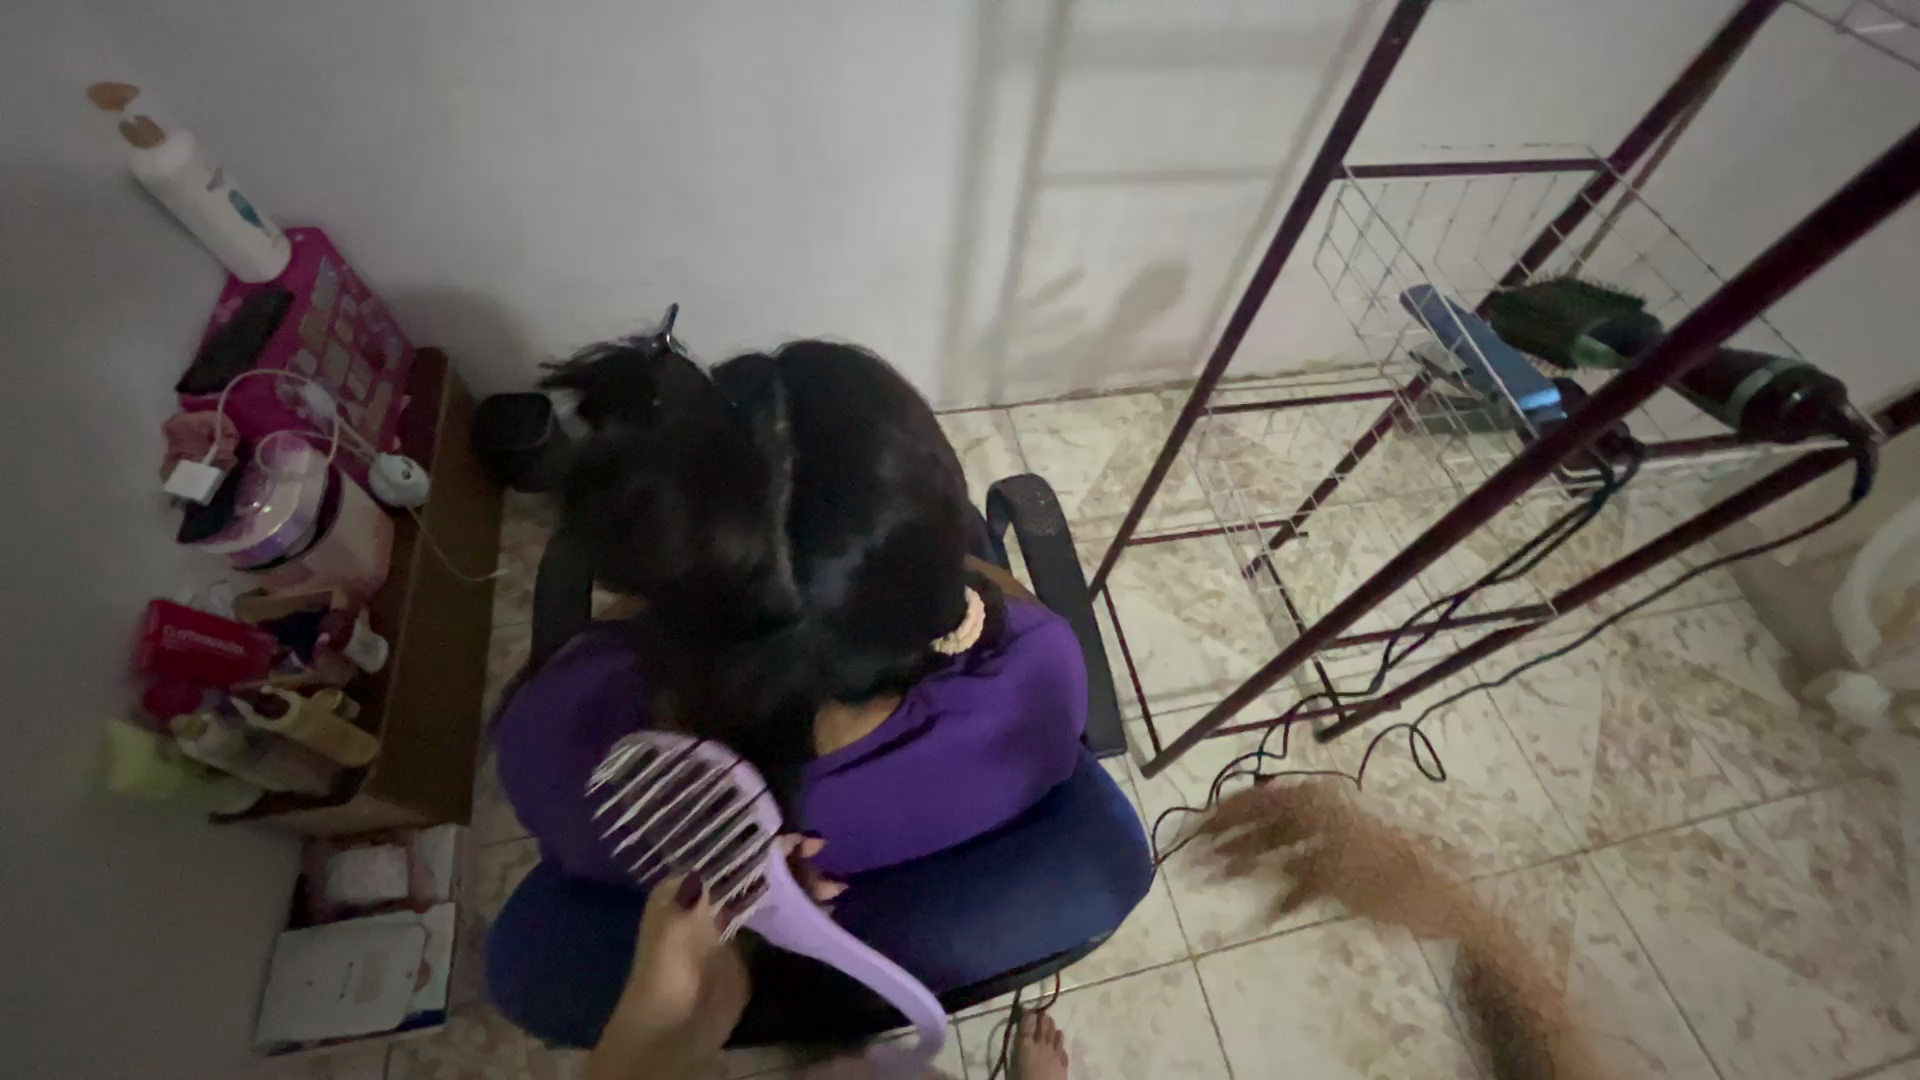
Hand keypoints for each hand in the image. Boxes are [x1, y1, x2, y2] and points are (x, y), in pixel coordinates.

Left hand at [593, 837, 843, 1079]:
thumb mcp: (675, 928)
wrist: (669, 1036)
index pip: (735, 851)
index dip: (767, 843)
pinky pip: (782, 918)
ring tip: (833, 889)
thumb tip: (718, 860)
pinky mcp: (753, 946)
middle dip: (792, 862)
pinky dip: (804, 909)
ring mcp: (736, 921)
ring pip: (775, 890)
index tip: (800, 841)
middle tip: (822, 861)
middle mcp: (715, 895)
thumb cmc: (667, 976)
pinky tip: (826, 908)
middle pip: (760, 868)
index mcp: (690, 883)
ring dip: (803, 885)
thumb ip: (703, 889)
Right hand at [1197, 780, 1474, 938]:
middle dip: (1225, 837)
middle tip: (1193, 854)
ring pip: (1274, 845)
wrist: (1449, 908)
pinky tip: (1264, 910)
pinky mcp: (1337, 866)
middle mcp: (1317, 813)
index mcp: (1317, 803)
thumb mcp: (1335, 869)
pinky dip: (1277, 887)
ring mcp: (1327, 840)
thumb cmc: (1393, 883)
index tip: (1194, 828)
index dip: (1222, 812)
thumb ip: (1284, 856)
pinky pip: (1295, 871)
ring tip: (1214, 878)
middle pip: (1259, 820)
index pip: (1256, 799)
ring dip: (1245, 861)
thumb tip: (1238, 850)